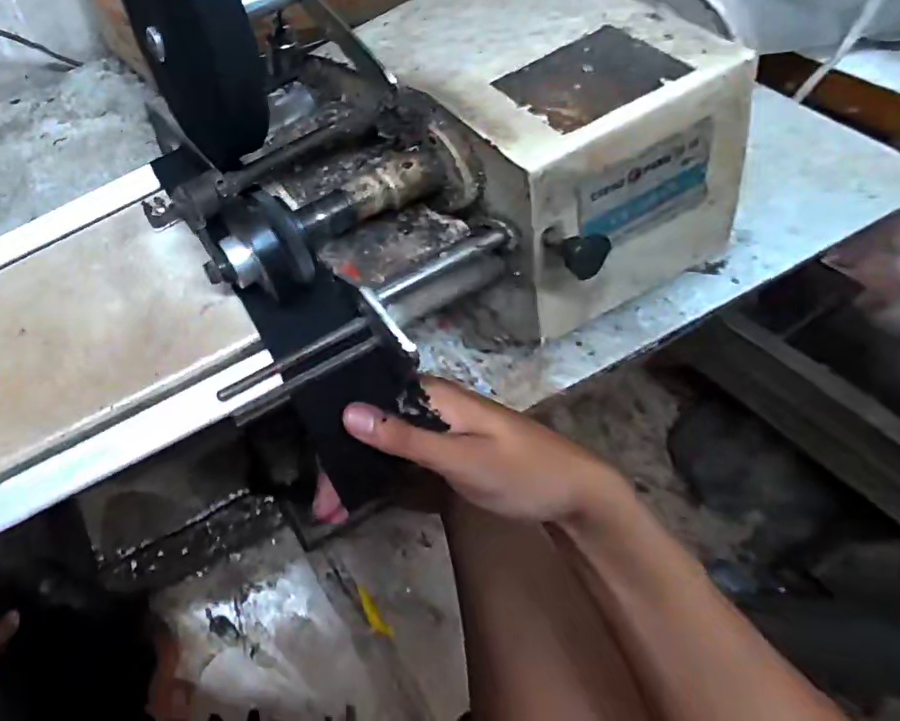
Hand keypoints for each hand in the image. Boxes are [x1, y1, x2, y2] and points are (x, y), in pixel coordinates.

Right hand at [330, 377, 625, 524]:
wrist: (580, 493)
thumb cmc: (523, 471)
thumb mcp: (462, 459)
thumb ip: (405, 437)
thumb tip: (348, 412)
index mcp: (431, 393)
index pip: (369, 400)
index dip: (339, 432)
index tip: (319, 471)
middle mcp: (428, 402)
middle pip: (372, 422)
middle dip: (344, 461)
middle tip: (324, 504)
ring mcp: (437, 424)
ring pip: (383, 440)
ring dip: (358, 470)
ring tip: (333, 506)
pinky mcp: (444, 446)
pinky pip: (401, 454)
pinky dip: (381, 475)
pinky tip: (363, 494)